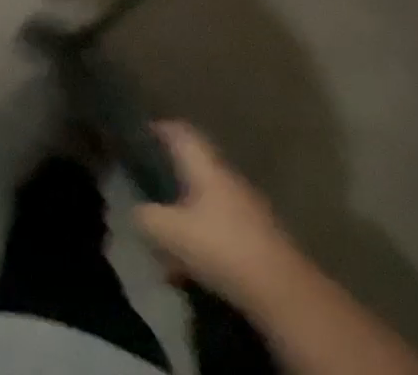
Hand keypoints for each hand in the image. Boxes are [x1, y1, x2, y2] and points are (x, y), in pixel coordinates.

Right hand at [133, 121, 303, 307]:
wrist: (280, 289)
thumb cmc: (220, 247)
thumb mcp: (169, 231)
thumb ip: (146, 216)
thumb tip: (137, 211)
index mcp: (207, 169)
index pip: (183, 134)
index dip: (162, 127)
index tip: (142, 129)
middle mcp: (228, 181)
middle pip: (194, 169)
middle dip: (169, 177)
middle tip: (145, 185)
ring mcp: (245, 209)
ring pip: (203, 204)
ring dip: (181, 217)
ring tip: (160, 241)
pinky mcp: (254, 238)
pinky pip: (215, 231)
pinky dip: (196, 242)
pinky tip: (182, 271)